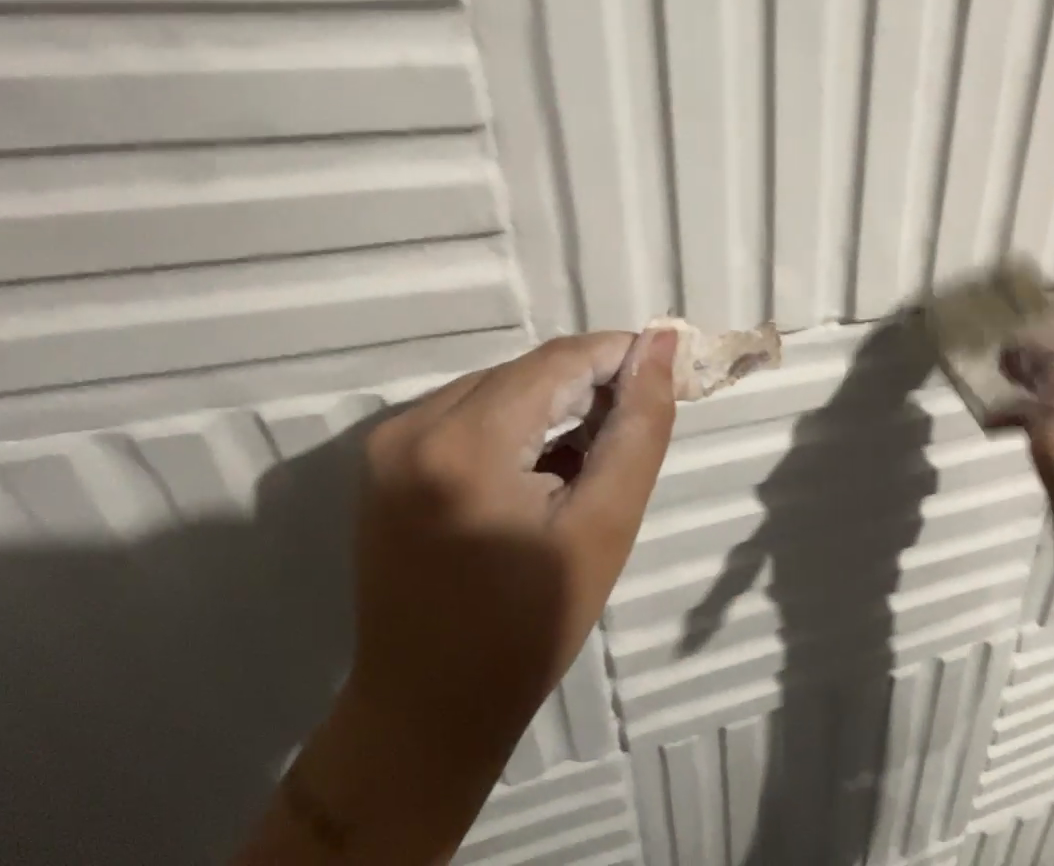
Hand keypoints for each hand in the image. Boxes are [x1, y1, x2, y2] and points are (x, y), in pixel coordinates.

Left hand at [349, 329, 678, 762]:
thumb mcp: (603, 525)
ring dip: (552, 407)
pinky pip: (466, 416)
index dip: (621, 357)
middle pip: (525, 372)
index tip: (670, 375)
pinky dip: (514, 428)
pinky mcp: (383, 465)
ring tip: (591, 462)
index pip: (559, 361)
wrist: (428, 709)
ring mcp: (388, 445)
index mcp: (464, 444)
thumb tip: (661, 345)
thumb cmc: (529, 627)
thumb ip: (638, 427)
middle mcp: (413, 426)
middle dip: (589, 387)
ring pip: (497, 390)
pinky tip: (541, 473)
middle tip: (635, 431)